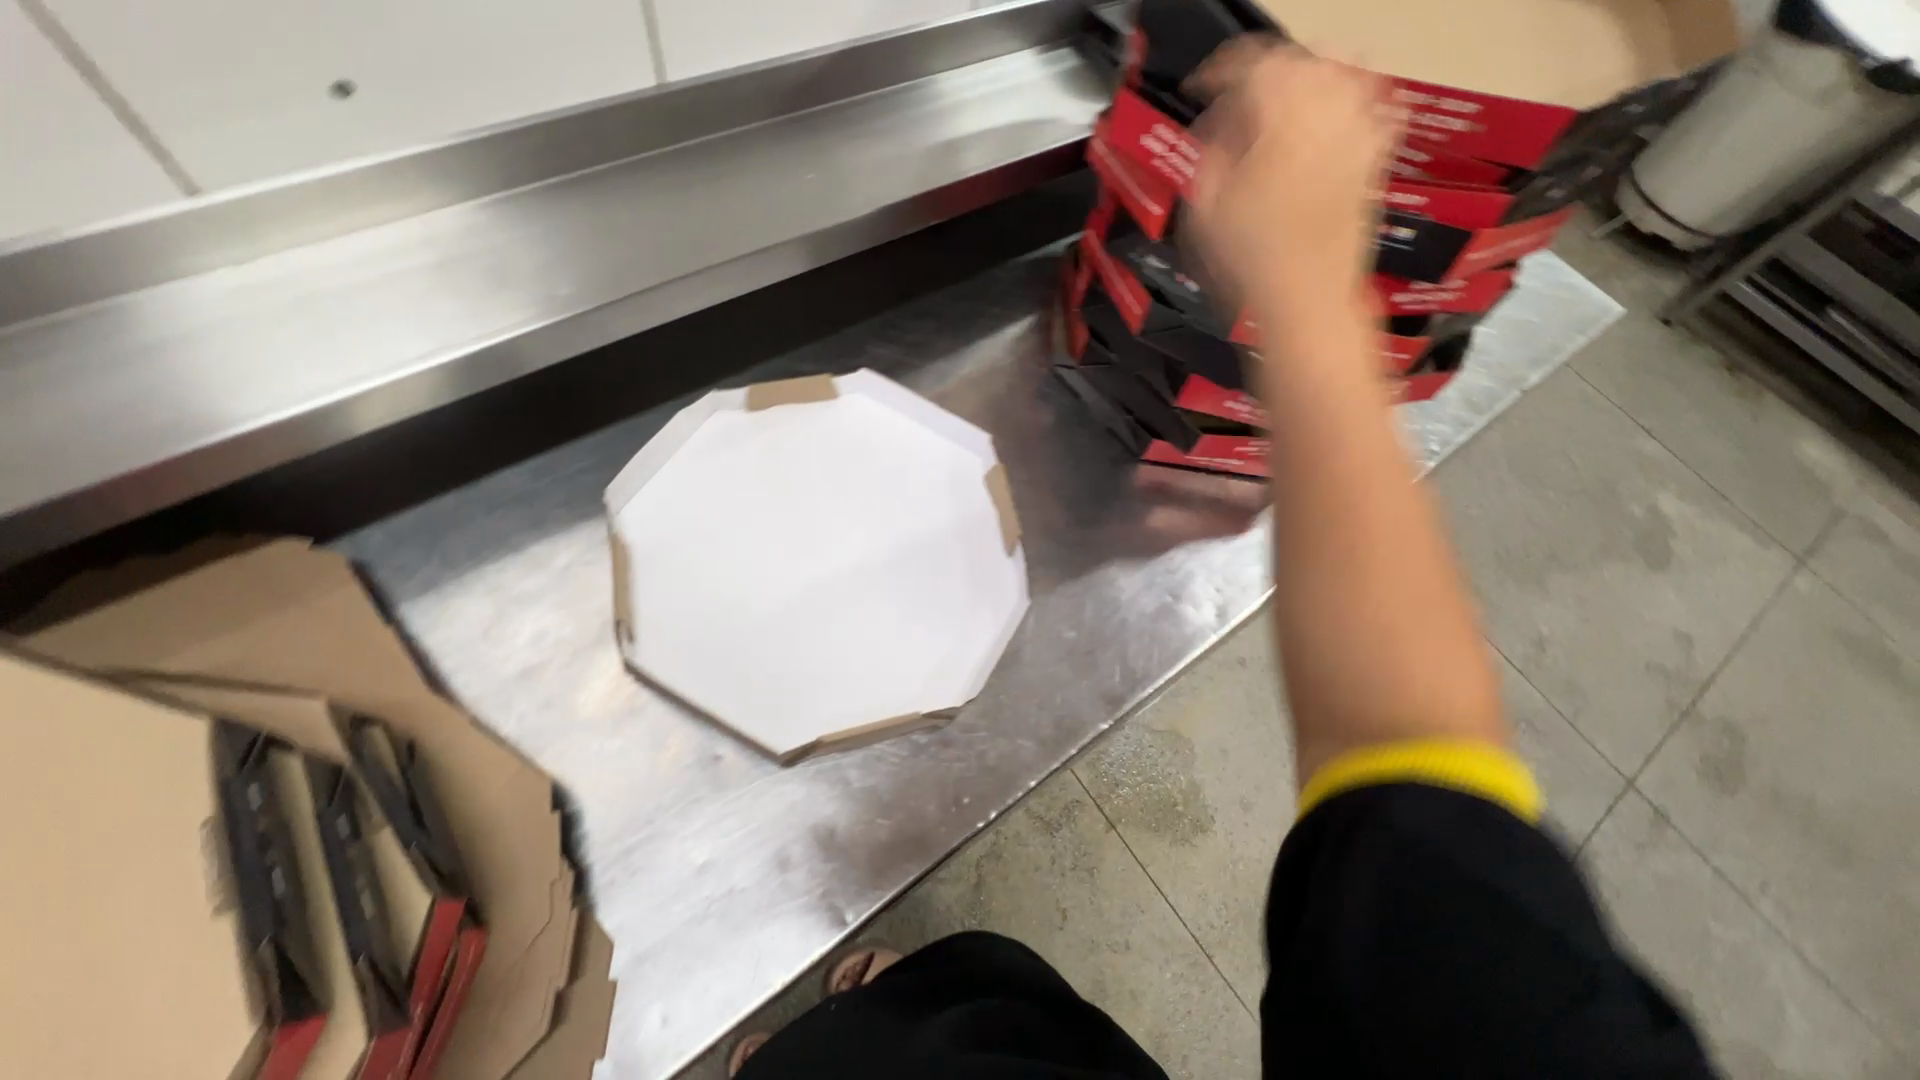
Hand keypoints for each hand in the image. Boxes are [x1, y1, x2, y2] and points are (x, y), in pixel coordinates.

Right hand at [1183, 42, 1399, 328]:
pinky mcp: (1375, 160)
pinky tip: (1341, 108)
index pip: (1249, 66)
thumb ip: (1212, 150)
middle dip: (1265, 69)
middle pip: (1298, 60)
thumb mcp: (1206, 206)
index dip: (1219, 71)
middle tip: (1240, 93)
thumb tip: (1221, 123)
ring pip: (1340, 73)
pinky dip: (1359, 98)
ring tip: (1286, 94)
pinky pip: (1378, 107)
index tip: (1201, 88)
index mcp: (1275, 122)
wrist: (1307, 301)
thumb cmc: (1250, 261)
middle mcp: (1323, 116)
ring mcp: (1356, 135)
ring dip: (1311, 74)